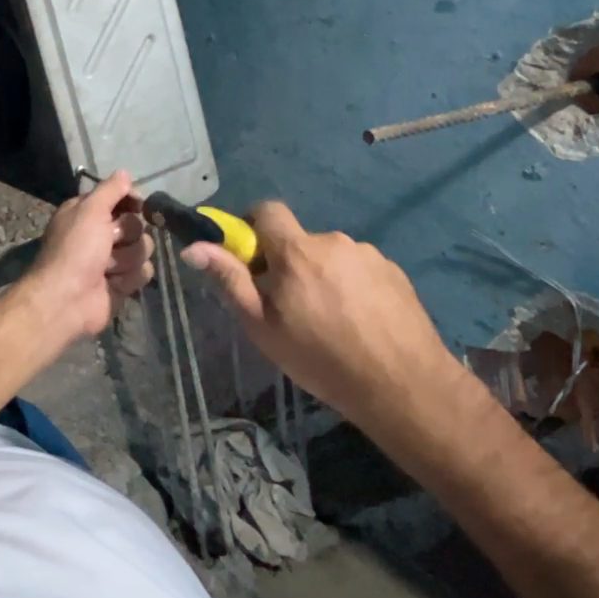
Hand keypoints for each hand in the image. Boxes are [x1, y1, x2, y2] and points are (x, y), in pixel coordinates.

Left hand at [21, 170, 152, 340]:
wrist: (68, 299)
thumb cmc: (76, 250)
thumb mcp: (89, 210)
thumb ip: (109, 191)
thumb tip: (125, 173)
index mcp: (88, 213)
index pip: (122, 199)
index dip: (131, 202)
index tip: (136, 205)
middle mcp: (101, 234)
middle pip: (137, 224)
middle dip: (127, 235)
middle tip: (109, 242)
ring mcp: (113, 259)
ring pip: (144, 249)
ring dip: (127, 259)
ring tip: (107, 267)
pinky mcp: (123, 283)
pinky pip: (144, 272)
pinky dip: (129, 278)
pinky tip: (113, 283)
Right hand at [180, 201, 466, 431]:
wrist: (405, 387)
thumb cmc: (321, 359)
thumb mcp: (263, 327)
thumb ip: (230, 280)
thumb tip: (194, 247)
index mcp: (296, 251)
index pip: (267, 210)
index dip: (253, 227)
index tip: (251, 260)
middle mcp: (333, 242)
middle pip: (298, 240)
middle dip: (288, 263)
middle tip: (290, 305)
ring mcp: (369, 255)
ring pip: (330, 256)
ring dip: (322, 275)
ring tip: (330, 319)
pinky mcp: (395, 272)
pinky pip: (359, 269)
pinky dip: (351, 286)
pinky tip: (359, 321)